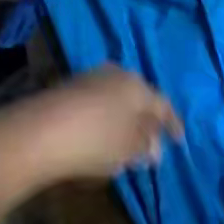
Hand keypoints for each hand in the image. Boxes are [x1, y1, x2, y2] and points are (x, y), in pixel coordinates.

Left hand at [0, 67, 181, 185]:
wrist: (44, 128)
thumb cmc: (97, 139)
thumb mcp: (129, 149)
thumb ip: (146, 144)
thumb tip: (154, 144)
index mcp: (137, 86)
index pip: (162, 104)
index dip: (172, 123)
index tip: (179, 139)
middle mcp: (117, 73)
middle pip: (139, 96)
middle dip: (147, 117)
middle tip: (152, 140)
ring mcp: (92, 76)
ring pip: (118, 95)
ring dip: (125, 115)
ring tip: (128, 140)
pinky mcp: (72, 84)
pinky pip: (100, 99)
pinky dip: (107, 114)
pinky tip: (104, 132)